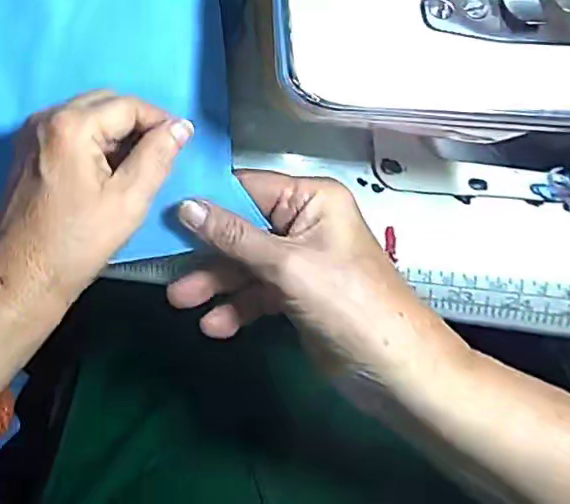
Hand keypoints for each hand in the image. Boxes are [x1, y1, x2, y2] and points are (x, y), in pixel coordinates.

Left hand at [0, 92, 192, 399]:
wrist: (20, 277)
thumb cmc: (76, 243)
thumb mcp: (128, 202)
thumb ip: (157, 156)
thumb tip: (180, 125)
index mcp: (70, 124)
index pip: (127, 104)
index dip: (159, 119)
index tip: (180, 141)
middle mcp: (46, 116)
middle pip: (104, 101)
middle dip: (136, 121)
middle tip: (159, 153)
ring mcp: (31, 130)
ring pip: (86, 112)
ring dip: (114, 130)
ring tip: (136, 164)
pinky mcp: (26, 146)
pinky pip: (68, 127)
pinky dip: (92, 138)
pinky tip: (105, 168)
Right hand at [166, 170, 468, 385]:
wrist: (405, 381)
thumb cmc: (351, 306)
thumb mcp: (287, 266)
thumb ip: (232, 235)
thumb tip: (183, 204)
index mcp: (310, 198)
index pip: (244, 187)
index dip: (205, 199)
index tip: (164, 208)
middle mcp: (301, 221)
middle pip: (238, 227)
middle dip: (205, 251)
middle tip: (166, 263)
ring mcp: (298, 259)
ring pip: (243, 262)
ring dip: (214, 282)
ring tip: (181, 301)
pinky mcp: (296, 293)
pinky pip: (256, 290)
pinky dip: (236, 305)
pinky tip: (215, 325)